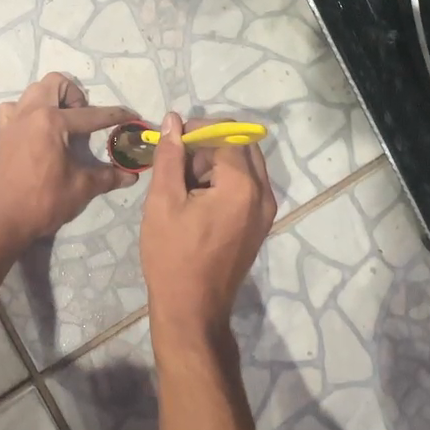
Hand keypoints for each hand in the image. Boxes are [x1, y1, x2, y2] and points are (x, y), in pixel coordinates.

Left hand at [0, 73, 140, 250]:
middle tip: (85, 119)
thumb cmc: (42, 202)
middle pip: (56, 83)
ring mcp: (13, 121)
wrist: (0, 221)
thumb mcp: (81, 188)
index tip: (132, 116)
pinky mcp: (2, 134)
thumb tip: (131, 175)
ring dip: (51, 99)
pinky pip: (14, 109)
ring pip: (33, 91)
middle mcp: (30, 112)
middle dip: (76, 95)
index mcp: (52, 121)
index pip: (92, 114)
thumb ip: (108, 176)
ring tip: (64, 123)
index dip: (115, 116)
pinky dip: (27, 112)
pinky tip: (37, 131)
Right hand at [139, 113, 276, 345]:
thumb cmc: (172, 255)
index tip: (171, 143)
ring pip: (246, 164)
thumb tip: (173, 120)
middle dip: (209, 144)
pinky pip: (248, 186)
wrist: (192, 309)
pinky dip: (225, 181)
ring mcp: (265, 211)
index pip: (226, 134)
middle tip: (177, 163)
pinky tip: (197, 199)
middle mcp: (263, 194)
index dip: (196, 131)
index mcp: (242, 185)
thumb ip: (170, 156)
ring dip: (217, 162)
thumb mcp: (163, 201)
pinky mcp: (259, 224)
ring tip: (184, 183)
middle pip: (241, 145)